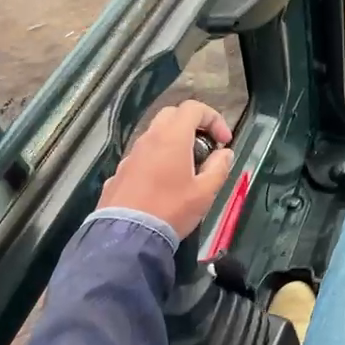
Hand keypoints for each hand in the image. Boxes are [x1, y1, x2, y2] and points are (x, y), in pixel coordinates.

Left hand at [96, 101, 235, 240]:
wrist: (127, 236)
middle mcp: (149, 140)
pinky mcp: (119, 172)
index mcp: (172, 138)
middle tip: (206, 146)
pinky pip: (142, 156)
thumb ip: (219, 167)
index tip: (224, 140)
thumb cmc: (171, 209)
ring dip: (174, 142)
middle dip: (193, 124)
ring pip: (155, 135)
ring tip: (186, 168)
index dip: (214, 118)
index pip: (194, 108)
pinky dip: (157, 159)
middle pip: (172, 115)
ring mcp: (131, 156)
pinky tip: (163, 185)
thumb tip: (224, 153)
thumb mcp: (205, 192)